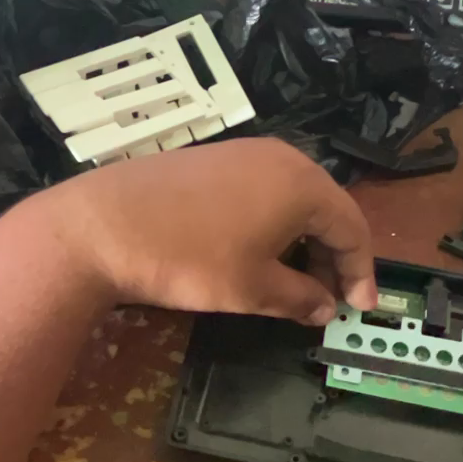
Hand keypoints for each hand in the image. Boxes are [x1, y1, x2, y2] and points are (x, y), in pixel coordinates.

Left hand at [18, 139, 378, 324]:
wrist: (101, 225)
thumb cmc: (190, 259)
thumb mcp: (252, 288)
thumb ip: (300, 297)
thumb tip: (324, 308)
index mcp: (302, 183)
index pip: (352, 228)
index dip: (361, 272)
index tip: (360, 309)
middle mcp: (280, 157)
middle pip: (325, 210)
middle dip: (331, 258)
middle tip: (326, 301)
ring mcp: (242, 153)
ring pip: (292, 200)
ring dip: (301, 243)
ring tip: (293, 283)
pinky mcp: (211, 159)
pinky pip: (261, 192)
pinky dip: (272, 226)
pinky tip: (255, 253)